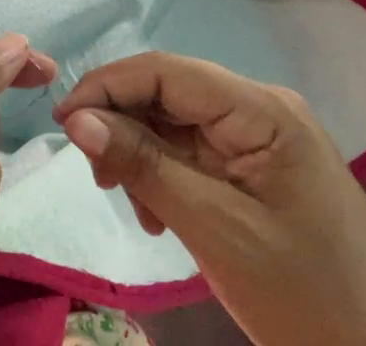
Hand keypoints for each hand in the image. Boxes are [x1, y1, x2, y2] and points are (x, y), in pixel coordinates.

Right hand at [53, 53, 365, 345]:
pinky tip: (159, 217)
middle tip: (99, 180)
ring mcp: (262, 141)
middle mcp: (261, 110)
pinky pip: (193, 154)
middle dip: (124, 127)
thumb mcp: (213, 227)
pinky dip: (164, 178)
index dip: (107, 87)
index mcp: (261, 110)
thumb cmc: (303, 295)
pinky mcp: (258, 172)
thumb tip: (76, 119)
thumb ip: (143, 164)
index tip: (62, 125)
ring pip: (174, 124)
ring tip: (137, 209)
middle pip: (168, 93)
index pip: (165, 70)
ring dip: (141, 158)